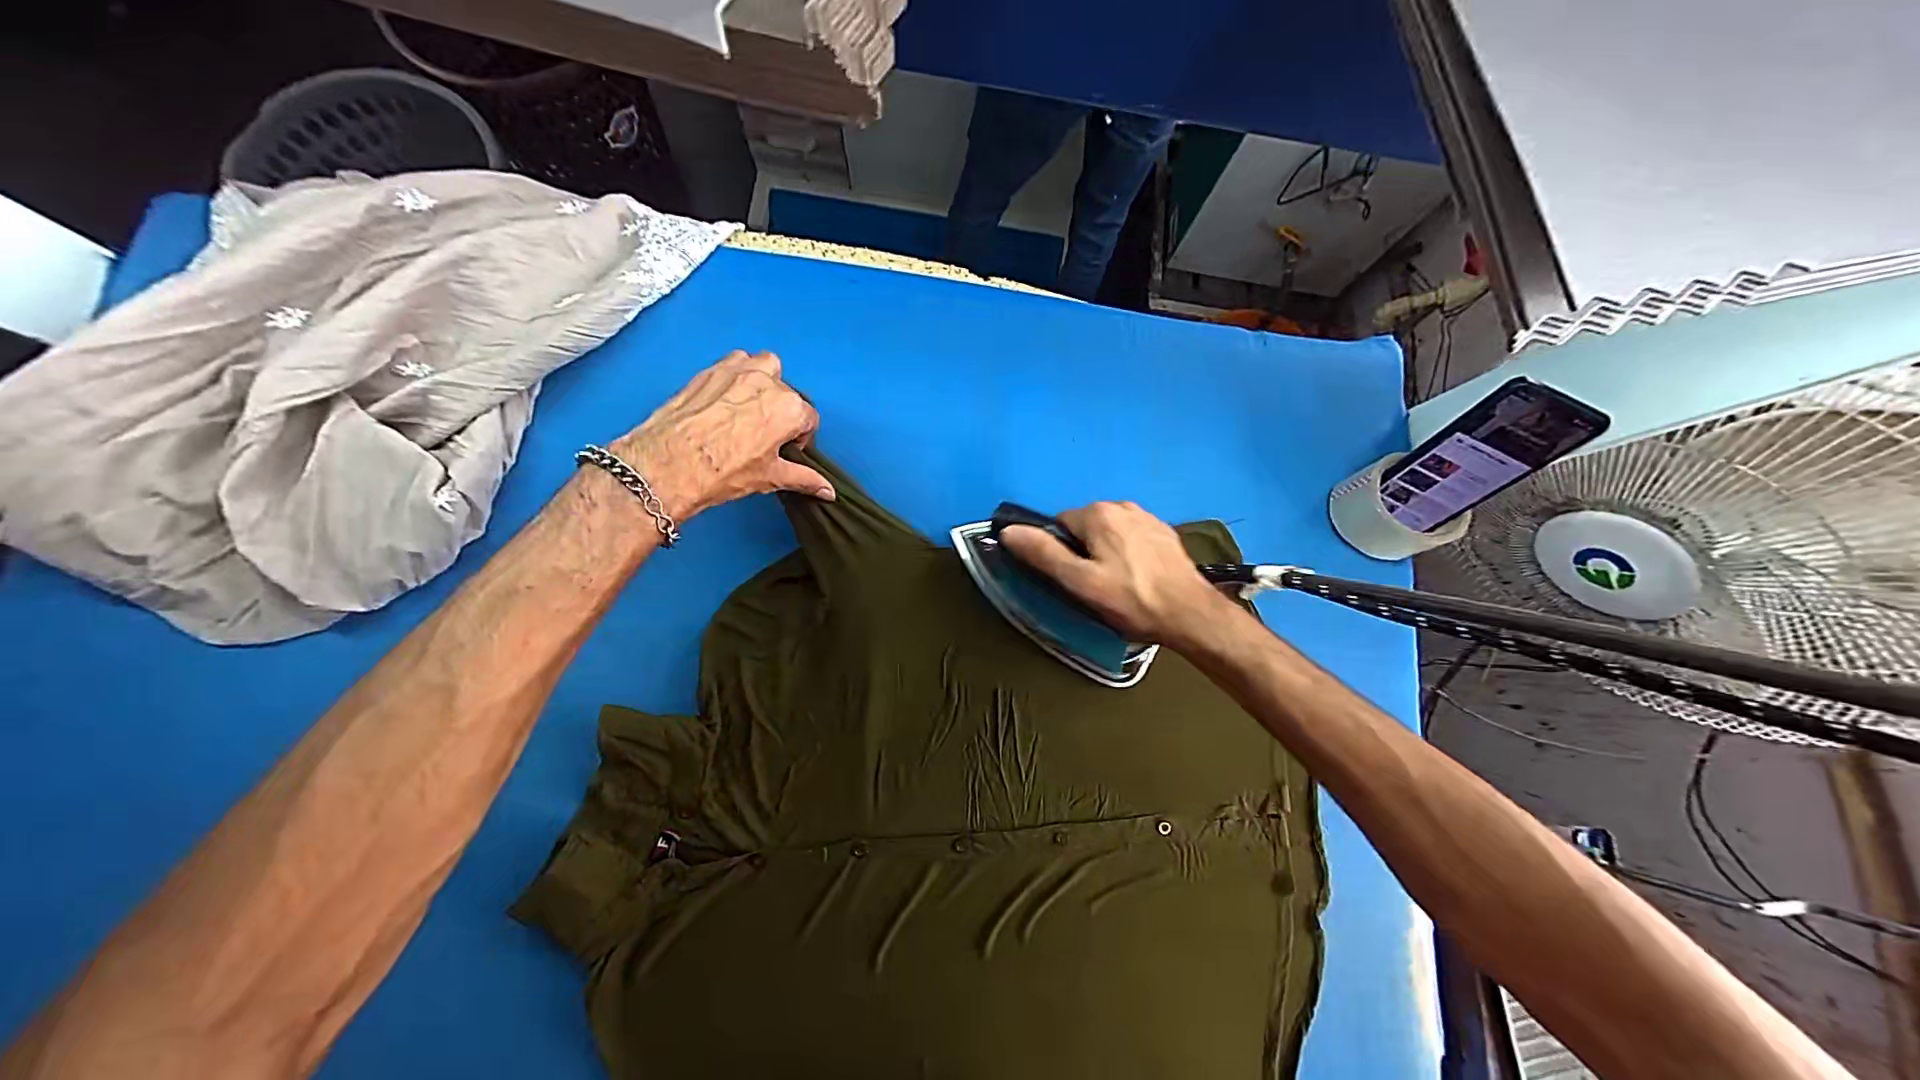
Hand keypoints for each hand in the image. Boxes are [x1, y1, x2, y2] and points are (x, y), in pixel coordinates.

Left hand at [611, 351, 834, 520]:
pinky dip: (737, 375)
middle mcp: (767, 382)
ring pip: (764, 366)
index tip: (787, 449)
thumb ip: (804, 479)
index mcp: (789, 408)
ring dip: (764, 382)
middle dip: (781, 411)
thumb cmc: (720, 470)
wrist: (669, 464)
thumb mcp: (769, 477)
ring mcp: (737, 371)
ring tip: (751, 410)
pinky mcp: (710, 370)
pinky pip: (734, 363)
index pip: (809, 418)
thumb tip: (826, 490)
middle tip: (765, 436)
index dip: (800, 436)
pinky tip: (727, 401)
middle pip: (787, 392)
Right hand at [999, 501, 1237, 649]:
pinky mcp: (1164, 533)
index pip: (1058, 526)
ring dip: (1106, 553)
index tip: (1073, 580)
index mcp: (1097, 513)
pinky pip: (1131, 538)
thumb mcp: (1080, 582)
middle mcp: (1122, 505)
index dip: (1059, 554)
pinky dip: (1128, 554)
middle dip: (1083, 553)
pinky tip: (1139, 579)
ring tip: (1118, 586)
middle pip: (1083, 527)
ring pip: (1108, 533)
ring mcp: (1147, 517)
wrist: (1191, 614)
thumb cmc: (1131, 600)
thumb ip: (1043, 554)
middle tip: (1095, 587)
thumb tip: (1009, 531)